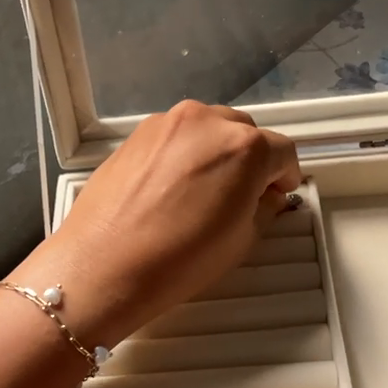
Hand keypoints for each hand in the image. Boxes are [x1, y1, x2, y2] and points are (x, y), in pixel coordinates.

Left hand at [13, 101, 301, 344]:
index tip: (278, 193)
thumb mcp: (240, 241)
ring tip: (205, 195)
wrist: (103, 266)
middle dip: (251, 163)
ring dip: (216, 155)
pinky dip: (184, 155)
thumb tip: (266, 196)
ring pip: (209, 130)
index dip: (285, 177)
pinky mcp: (137, 133)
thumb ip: (264, 208)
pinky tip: (174, 191)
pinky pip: (176, 137)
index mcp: (244, 147)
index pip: (283, 151)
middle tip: (243, 199)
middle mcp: (207, 122)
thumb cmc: (174, 260)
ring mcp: (167, 123)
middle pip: (245, 133)